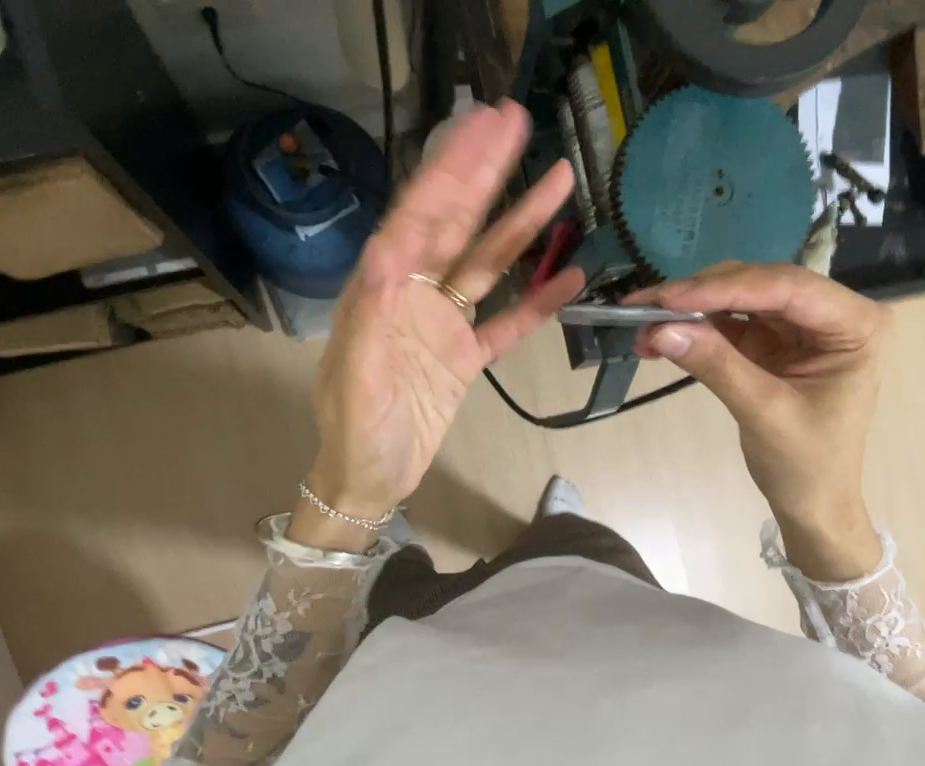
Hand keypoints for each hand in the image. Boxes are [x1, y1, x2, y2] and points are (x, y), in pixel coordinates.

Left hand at [295, 103, 585, 551]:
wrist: (370, 481)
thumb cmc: (355, 436)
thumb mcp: (357, 379)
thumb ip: (373, 318)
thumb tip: (388, 251)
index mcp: (380, 293)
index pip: (417, 221)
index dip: (448, 174)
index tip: (479, 130)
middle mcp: (413, 297)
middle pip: (455, 226)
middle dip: (484, 176)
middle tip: (517, 124)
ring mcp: (442, 326)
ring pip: (486, 265)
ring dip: (521, 225)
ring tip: (560, 181)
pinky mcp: (464, 358)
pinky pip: (506, 323)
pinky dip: (536, 302)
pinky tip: (569, 276)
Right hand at [627, 262, 891, 580]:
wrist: (814, 505)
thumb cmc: (806, 466)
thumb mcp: (764, 414)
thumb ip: (717, 366)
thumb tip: (659, 330)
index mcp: (857, 325)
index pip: (787, 288)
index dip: (725, 288)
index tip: (668, 298)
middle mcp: (833, 314)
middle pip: (761, 285)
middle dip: (701, 295)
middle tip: (644, 308)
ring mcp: (802, 327)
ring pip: (740, 299)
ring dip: (691, 310)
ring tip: (642, 323)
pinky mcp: (775, 343)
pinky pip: (731, 324)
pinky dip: (696, 329)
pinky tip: (660, 336)